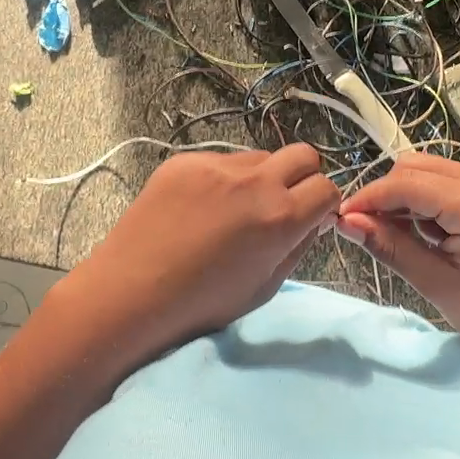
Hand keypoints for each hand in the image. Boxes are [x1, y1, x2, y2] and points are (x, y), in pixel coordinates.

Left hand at [53, 144, 339, 359]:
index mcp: (280, 217)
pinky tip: (200, 208)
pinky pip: (221, 161)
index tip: (310, 218)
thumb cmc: (201, 303)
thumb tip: (313, 219)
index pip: (327, 188)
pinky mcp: (186, 160)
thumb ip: (297, 247)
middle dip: (302, 177)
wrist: (132, 292)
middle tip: (282, 204)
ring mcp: (217, 165)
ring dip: (260, 177)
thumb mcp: (265, 287)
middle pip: (303, 154)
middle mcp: (255, 182)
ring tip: (233, 209)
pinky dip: (223, 179)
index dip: (323, 204)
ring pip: (259, 156)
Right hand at [336, 152, 459, 357]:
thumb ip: (390, 246)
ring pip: (426, 169)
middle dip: (385, 195)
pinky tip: (421, 232)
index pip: (407, 184)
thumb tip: (345, 222)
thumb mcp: (435, 284)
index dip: (369, 198)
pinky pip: (443, 179)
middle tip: (366, 230)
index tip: (340, 219)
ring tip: (395, 236)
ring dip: (402, 197)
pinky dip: (422, 200)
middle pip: (414, 167)